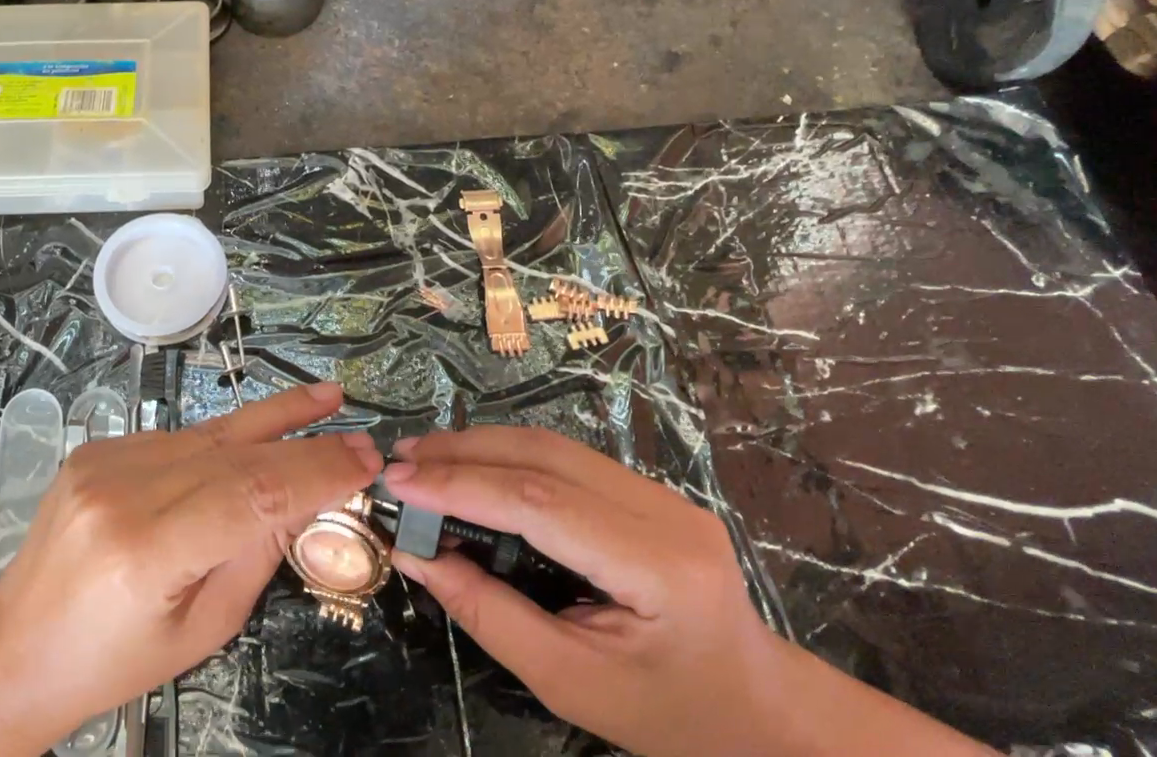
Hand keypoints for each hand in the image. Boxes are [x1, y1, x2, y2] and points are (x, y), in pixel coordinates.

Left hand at [0, 383, 380, 756]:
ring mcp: (102, 461)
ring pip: (208, 434)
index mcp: (146, 550)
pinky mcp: (96, 448)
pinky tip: (257, 439)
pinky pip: (178, 439)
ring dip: (269, 422)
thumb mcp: (205, 627)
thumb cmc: (114, 661)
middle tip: (358, 433)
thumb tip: (310, 497)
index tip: (366, 459)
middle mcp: (121, 490)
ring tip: (322, 400)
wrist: (18, 645)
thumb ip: (257, 553)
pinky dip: (224, 440)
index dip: (316, 471)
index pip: (253, 494)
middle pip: (235, 453)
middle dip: (303, 441)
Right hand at [384, 427, 993, 756]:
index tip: (397, 481)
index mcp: (656, 567)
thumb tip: (416, 555)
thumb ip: (487, 612)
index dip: (461, 485)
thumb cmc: (666, 712)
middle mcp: (665, 512)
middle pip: (545, 456)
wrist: (759, 709)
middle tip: (397, 461)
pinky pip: (565, 458)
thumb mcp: (568, 680)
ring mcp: (662, 493)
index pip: (540, 502)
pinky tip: (469, 466)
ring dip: (479, 445)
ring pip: (553, 445)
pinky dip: (506, 456)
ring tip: (421, 457)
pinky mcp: (648, 491)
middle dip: (462, 452)